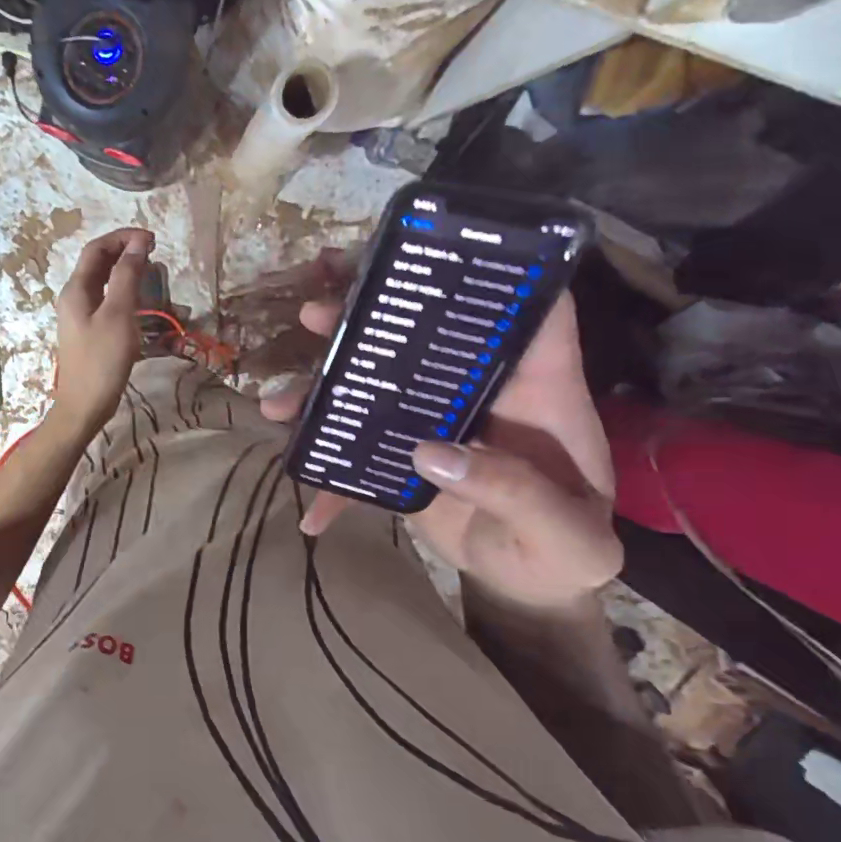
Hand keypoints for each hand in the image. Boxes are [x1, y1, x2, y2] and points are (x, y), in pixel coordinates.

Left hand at [52, 228, 151, 437]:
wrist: (84, 405)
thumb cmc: (101, 360)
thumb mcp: (118, 314)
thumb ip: (126, 276)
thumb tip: (137, 243)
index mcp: (75, 289)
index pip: (96, 249)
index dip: (122, 237)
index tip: (152, 239)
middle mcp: (73, 298)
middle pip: (97, 263)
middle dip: (124, 251)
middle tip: (154, 252)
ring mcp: (79, 316)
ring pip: (102, 282)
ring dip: (124, 271)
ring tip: (150, 271)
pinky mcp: (88, 332)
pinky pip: (105, 301)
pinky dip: (123, 292)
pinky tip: (140, 300)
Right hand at [260, 295, 621, 609]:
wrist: (527, 586)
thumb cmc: (565, 553)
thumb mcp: (565, 535)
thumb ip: (514, 492)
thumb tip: (428, 453)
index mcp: (534, 395)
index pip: (529, 319)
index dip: (495, 277)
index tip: (431, 255)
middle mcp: (476, 399)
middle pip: (421, 345)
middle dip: (363, 324)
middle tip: (313, 315)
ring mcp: (431, 429)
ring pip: (370, 396)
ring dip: (319, 395)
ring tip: (275, 406)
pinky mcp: (399, 463)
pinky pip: (354, 462)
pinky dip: (328, 483)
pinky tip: (310, 513)